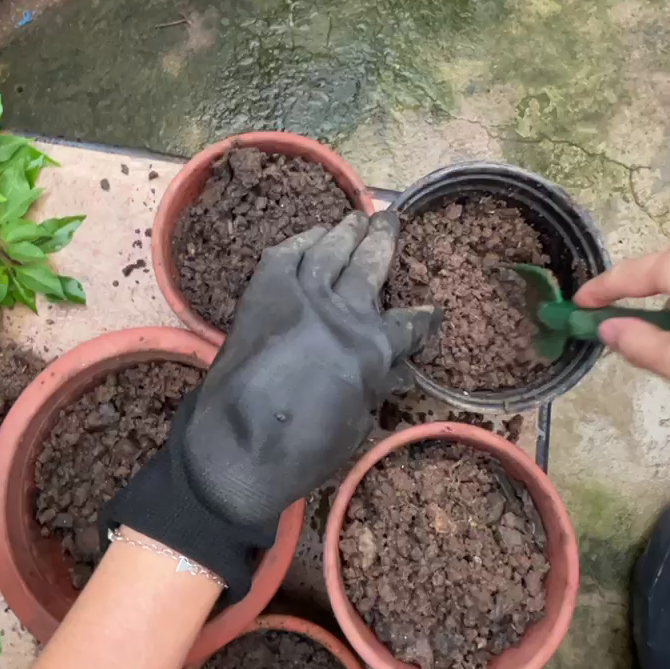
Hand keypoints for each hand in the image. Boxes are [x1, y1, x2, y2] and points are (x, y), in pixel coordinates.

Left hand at [103, 211, 434, 595]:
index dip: (424, 319)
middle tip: (391, 219)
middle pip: (370, 266)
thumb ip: (374, 386)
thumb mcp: (358, 425)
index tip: (431, 312)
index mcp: (374, 349)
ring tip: (359, 216)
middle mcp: (344, 312)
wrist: (238, 446)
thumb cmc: (304, 452)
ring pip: (331, 250)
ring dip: (347, 231)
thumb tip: (392, 369)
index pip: (410, 324)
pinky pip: (287, 254)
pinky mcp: (264, 291)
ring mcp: (303, 295)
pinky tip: (315, 232)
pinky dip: (303, 240)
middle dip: (384, 240)